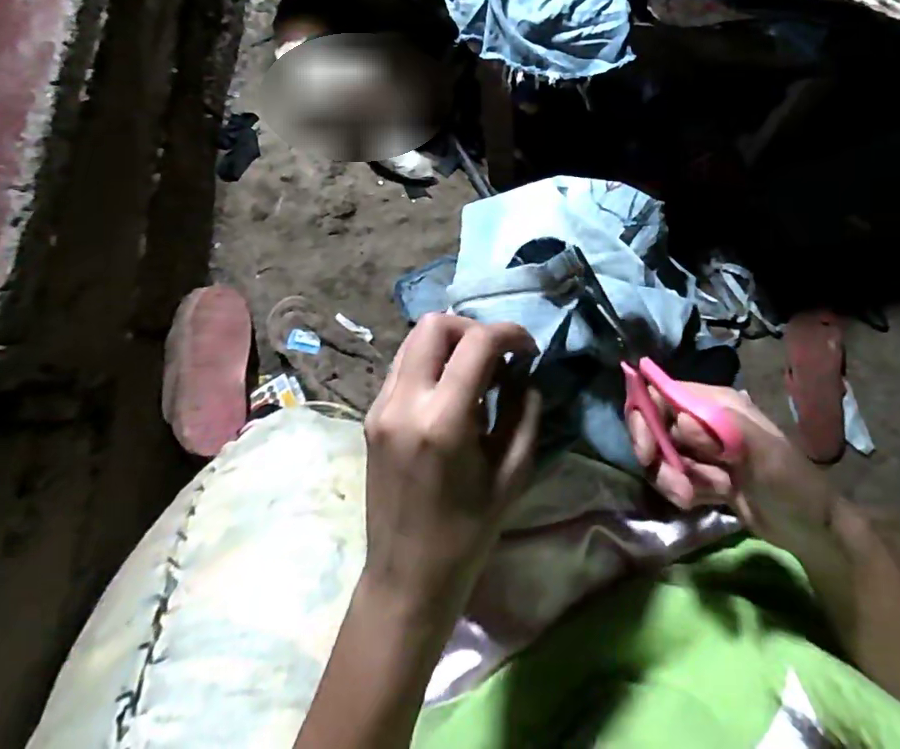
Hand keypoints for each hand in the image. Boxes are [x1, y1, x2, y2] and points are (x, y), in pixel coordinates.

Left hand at [361, 314, 540, 615]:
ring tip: (477, 374)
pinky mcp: (370, 416)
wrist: (406, 575)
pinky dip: (432, 363)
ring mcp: (380, 407)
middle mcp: (404, 403)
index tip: (529, 351)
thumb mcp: (513, 472)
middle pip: (435, 324)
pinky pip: (404, 366)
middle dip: (474, 329)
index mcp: (442, 420)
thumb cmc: (468, 531)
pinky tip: (452, 393)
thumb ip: (525, 412)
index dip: (510, 334)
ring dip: (451, 343)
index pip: (477, 342)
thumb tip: (525, 373)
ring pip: (414, 339)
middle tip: (498, 357)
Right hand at [626, 381, 844, 568]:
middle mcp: (705, 420)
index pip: (665, 394)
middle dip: (658, 457)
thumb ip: (723, 430)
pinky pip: (676, 478)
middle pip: (657, 426)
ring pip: (664, 456)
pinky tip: (703, 502)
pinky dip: (682, 491)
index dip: (646, 414)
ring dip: (671, 479)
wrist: (811, 528)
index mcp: (718, 403)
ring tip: (693, 499)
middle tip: (677, 486)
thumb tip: (679, 419)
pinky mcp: (705, 476)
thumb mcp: (764, 453)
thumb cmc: (792, 482)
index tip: (646, 451)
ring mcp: (704, 450)